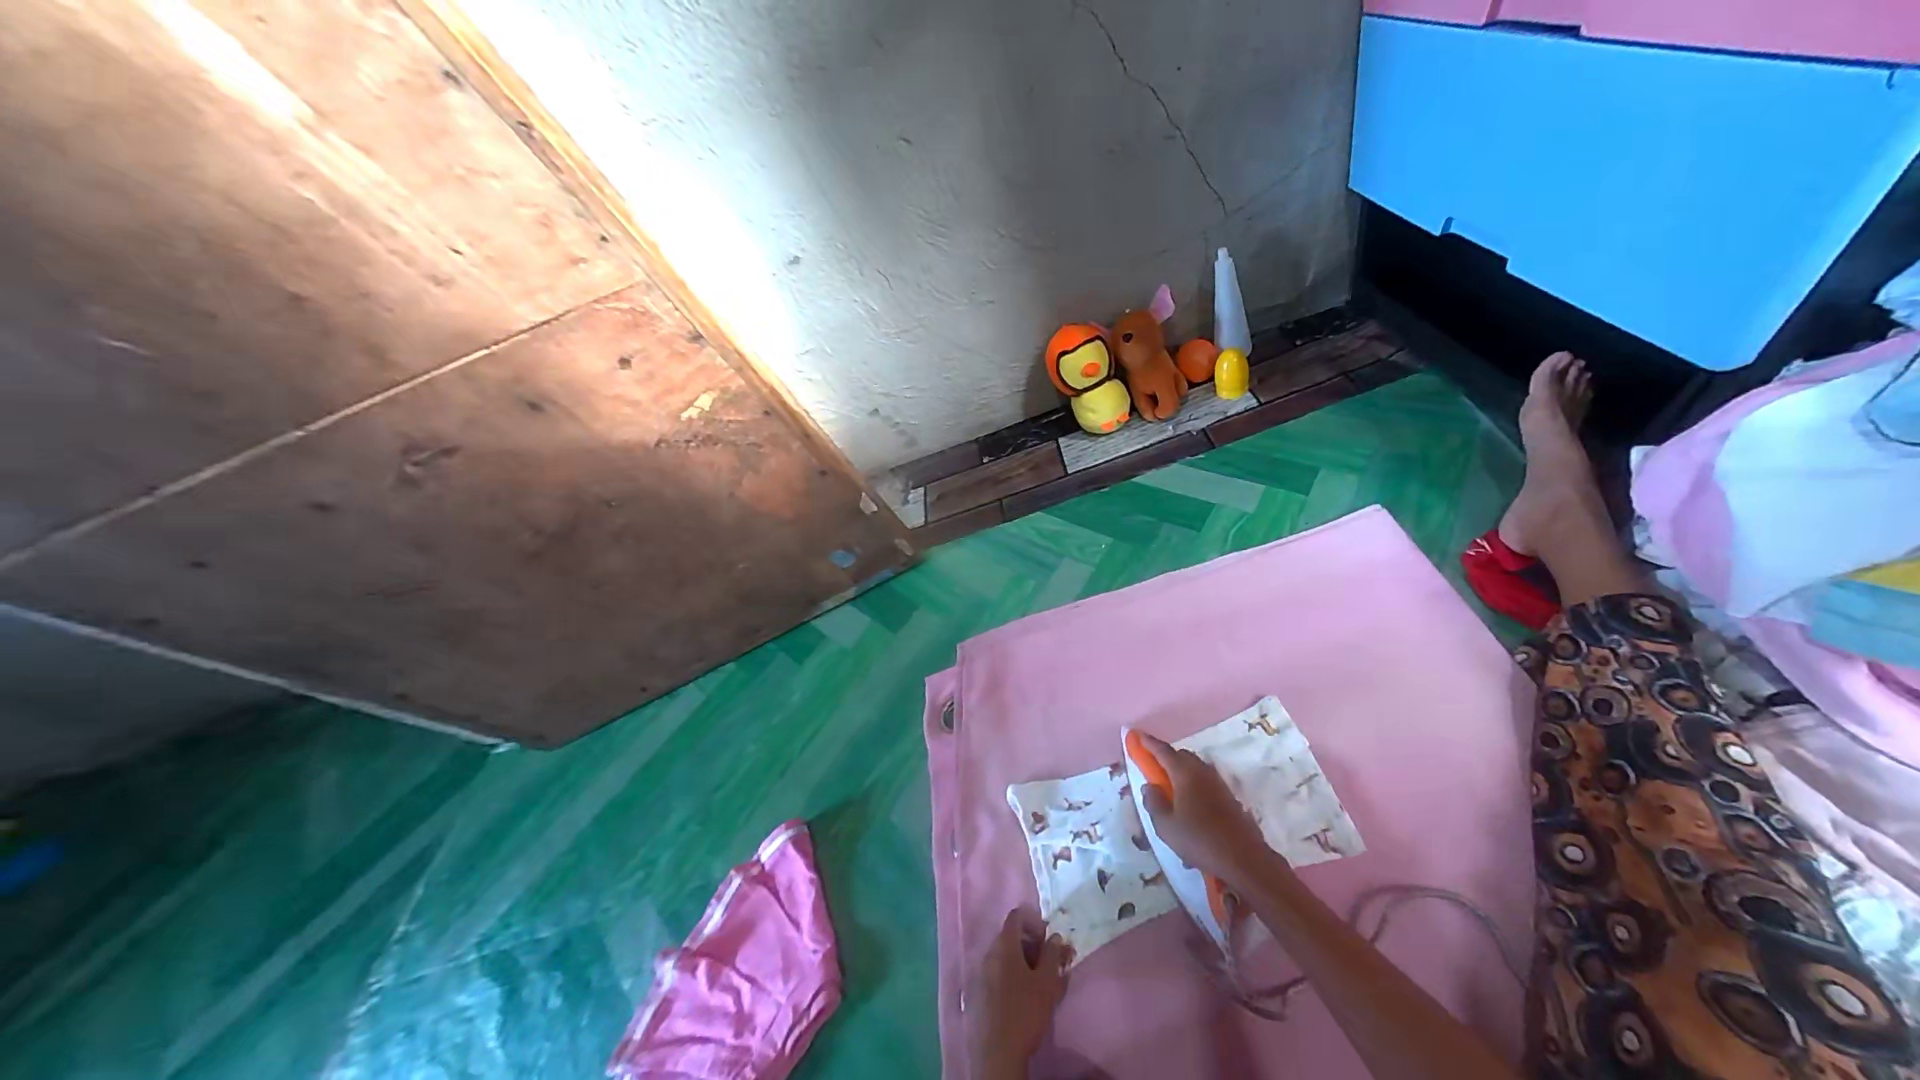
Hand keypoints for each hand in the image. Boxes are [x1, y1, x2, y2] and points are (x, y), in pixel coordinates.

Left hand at [968, 908, 1069, 1078]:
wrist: (998, 1051)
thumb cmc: (1025, 1011)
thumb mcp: (1047, 982)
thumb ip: (1052, 955)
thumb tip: (1054, 937)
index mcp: (1004, 945)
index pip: (1016, 916)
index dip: (1034, 920)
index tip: (1048, 937)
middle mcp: (988, 953)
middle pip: (1010, 936)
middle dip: (1032, 943)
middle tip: (1051, 961)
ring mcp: (980, 972)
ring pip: (1004, 956)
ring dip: (1023, 961)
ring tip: (1041, 980)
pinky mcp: (978, 992)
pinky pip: (997, 972)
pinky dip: (1011, 974)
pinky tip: (1024, 994)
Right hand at [1134, 732, 1272, 881]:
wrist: (1243, 859)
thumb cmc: (1199, 840)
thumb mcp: (1166, 825)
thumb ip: (1153, 802)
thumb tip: (1149, 786)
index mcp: (1184, 773)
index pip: (1163, 751)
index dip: (1148, 742)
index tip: (1136, 735)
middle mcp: (1203, 772)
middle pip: (1182, 756)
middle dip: (1166, 757)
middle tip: (1152, 767)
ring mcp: (1218, 784)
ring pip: (1195, 768)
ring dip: (1180, 771)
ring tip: (1169, 788)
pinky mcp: (1228, 797)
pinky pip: (1205, 782)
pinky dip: (1193, 784)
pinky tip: (1189, 805)